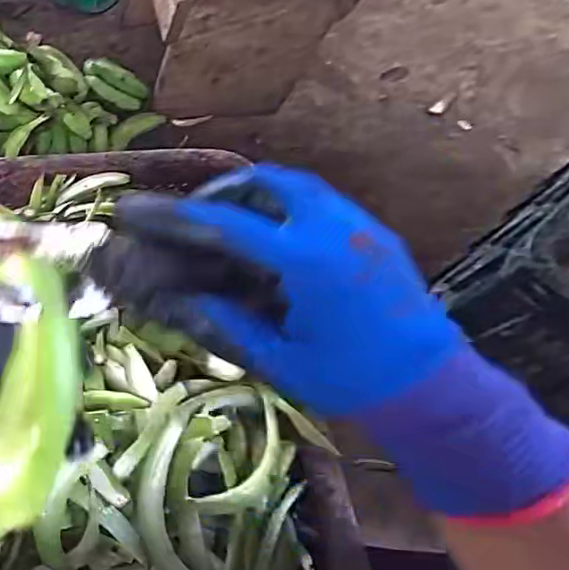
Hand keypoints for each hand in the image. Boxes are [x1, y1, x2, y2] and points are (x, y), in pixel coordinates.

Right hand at [96, 163, 568, 521]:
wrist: (432, 385)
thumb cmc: (349, 379)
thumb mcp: (276, 357)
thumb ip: (225, 322)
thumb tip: (178, 300)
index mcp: (308, 263)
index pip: (226, 225)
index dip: (174, 217)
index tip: (136, 211)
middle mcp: (336, 231)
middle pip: (266, 184)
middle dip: (220, 192)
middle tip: (190, 214)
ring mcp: (361, 227)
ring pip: (296, 185)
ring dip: (253, 194)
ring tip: (224, 221)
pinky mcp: (373, 234)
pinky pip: (318, 201)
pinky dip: (281, 206)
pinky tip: (267, 238)